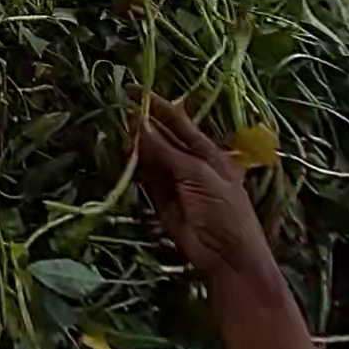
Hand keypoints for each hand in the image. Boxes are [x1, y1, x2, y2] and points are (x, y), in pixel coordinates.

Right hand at [137, 100, 275, 280]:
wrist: (227, 257)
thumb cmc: (221, 208)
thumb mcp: (196, 172)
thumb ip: (163, 148)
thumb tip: (137, 121)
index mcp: (205, 149)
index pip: (176, 119)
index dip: (155, 104)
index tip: (132, 90)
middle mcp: (188, 160)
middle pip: (161, 135)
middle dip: (142, 123)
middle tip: (121, 113)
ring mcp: (174, 179)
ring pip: (150, 154)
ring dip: (136, 144)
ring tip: (122, 135)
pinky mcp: (162, 198)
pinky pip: (145, 175)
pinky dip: (135, 165)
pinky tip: (125, 155)